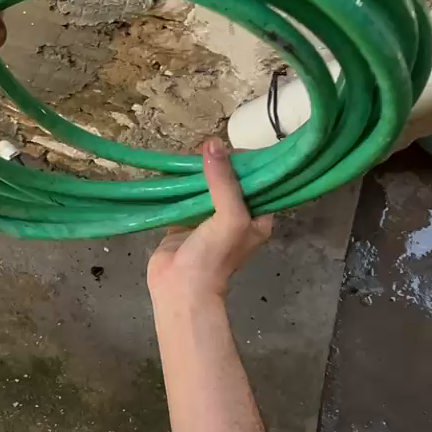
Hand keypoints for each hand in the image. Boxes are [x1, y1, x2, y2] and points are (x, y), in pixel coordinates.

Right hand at [147, 138, 274, 302]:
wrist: (181, 288)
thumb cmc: (214, 256)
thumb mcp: (230, 216)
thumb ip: (224, 181)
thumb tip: (212, 144)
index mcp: (256, 217)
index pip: (259, 181)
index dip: (249, 162)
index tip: (231, 147)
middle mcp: (235, 216)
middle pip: (230, 181)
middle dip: (220, 163)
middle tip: (206, 148)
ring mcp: (208, 219)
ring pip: (206, 187)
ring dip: (198, 172)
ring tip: (189, 155)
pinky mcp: (183, 222)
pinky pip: (183, 197)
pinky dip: (178, 184)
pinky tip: (172, 170)